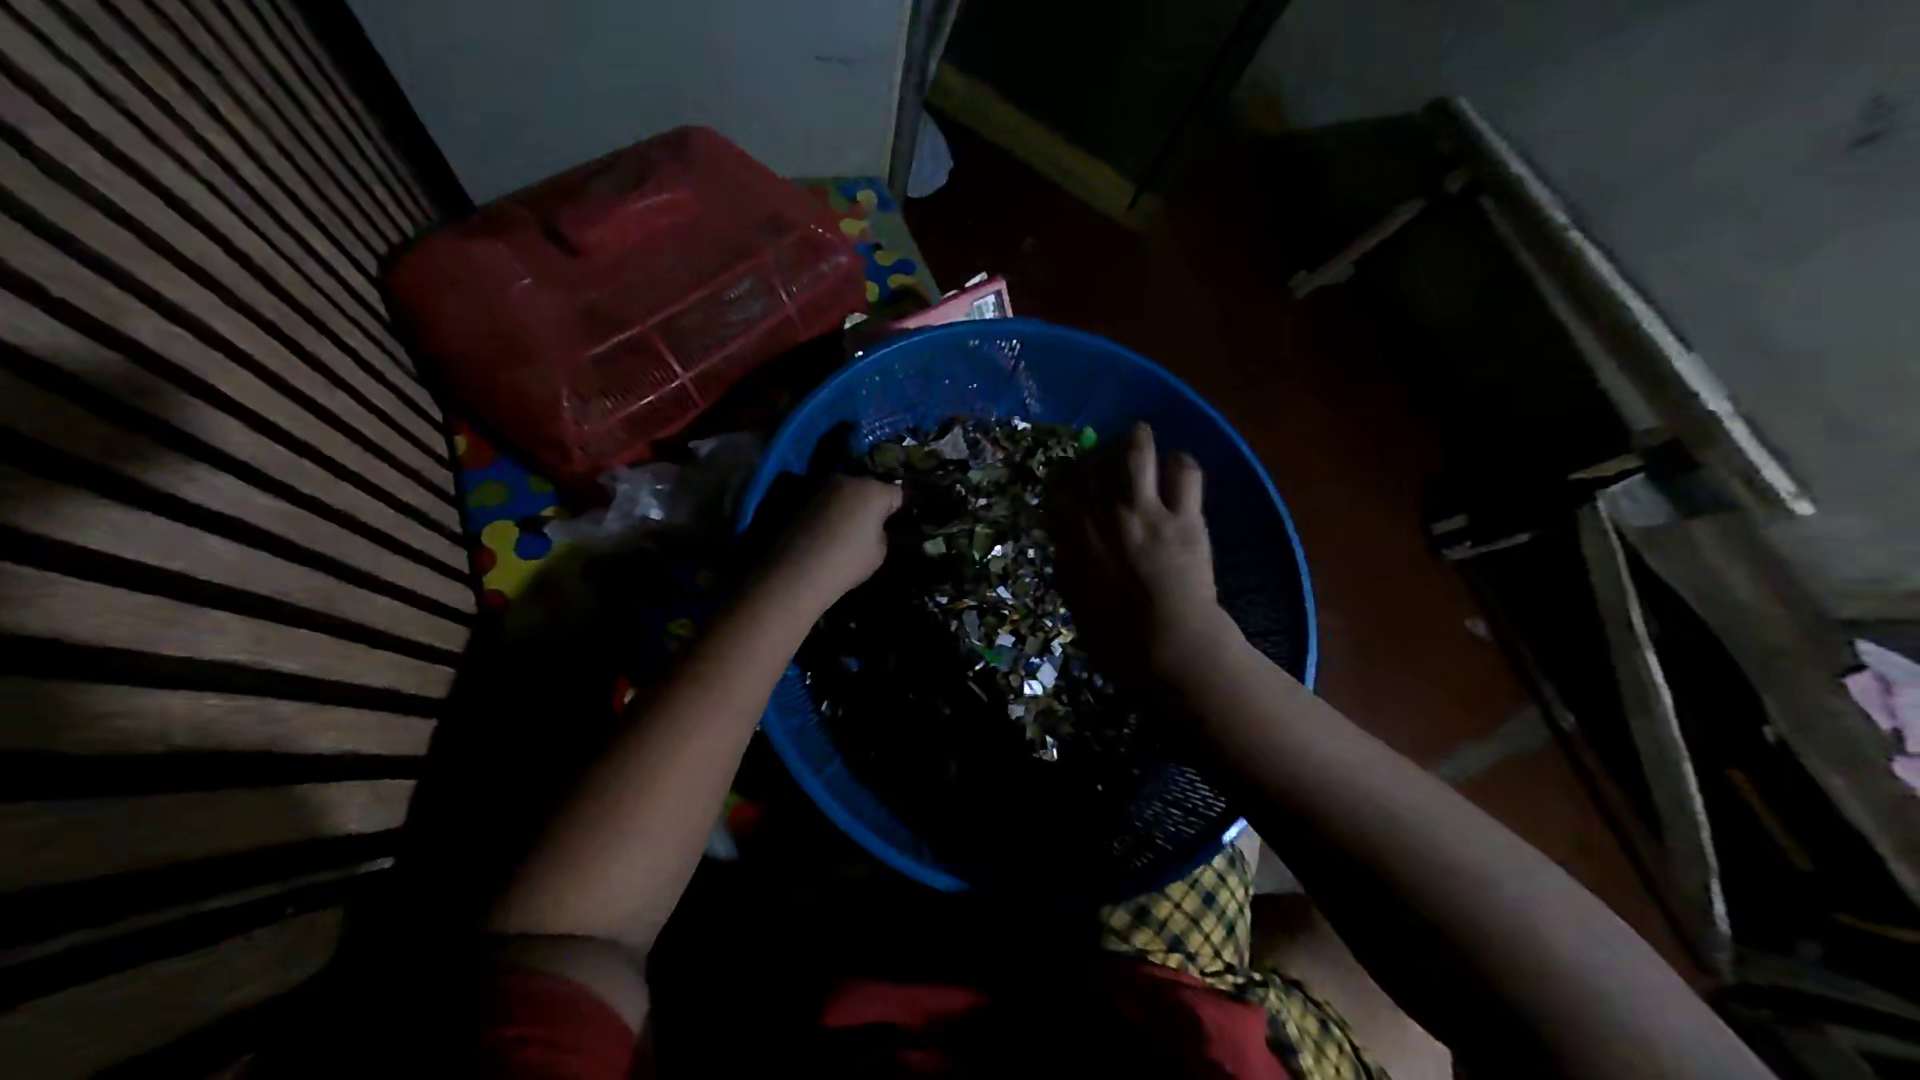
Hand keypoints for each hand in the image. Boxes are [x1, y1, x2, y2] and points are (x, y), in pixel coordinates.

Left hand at [762, 475, 902, 608]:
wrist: (795, 573)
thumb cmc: (846, 563)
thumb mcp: (880, 552)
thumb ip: (883, 531)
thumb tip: (876, 526)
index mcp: (873, 490)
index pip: (899, 493)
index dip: (905, 508)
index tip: (904, 521)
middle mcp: (847, 479)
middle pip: (868, 487)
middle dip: (873, 503)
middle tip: (873, 525)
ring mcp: (819, 484)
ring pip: (843, 491)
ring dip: (847, 504)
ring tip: (845, 528)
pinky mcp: (797, 494)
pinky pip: (822, 498)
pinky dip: (826, 508)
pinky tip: (823, 527)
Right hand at [1051, 423, 1233, 677]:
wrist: (1170, 646)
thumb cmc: (1115, 637)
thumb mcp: (1074, 598)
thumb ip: (1068, 561)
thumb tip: (1067, 539)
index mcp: (1074, 536)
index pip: (1059, 483)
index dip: (1065, 474)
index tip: (1073, 479)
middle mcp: (1106, 514)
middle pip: (1094, 459)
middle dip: (1098, 455)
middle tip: (1108, 463)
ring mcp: (1148, 511)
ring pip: (1136, 449)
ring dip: (1136, 438)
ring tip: (1138, 438)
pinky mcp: (1186, 516)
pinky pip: (1184, 470)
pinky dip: (1179, 462)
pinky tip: (1176, 469)